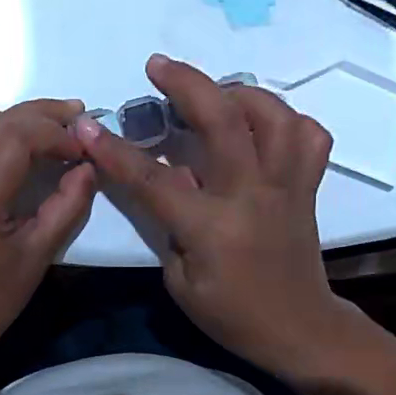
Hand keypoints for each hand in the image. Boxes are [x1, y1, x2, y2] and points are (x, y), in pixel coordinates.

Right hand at [73, 55, 344, 378]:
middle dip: (185, 84)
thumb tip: (171, 179)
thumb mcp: (181, 281)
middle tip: (157, 66)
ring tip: (214, 91)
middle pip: (223, 121)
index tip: (87, 126)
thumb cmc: (230, 315)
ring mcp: (286, 186)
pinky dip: (286, 119)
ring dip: (239, 92)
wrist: (298, 328)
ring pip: (274, 116)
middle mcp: (252, 194)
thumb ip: (171, 226)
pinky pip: (308, 137)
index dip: (116, 151)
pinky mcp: (307, 187)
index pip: (154, 178)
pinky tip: (262, 124)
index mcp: (211, 226)